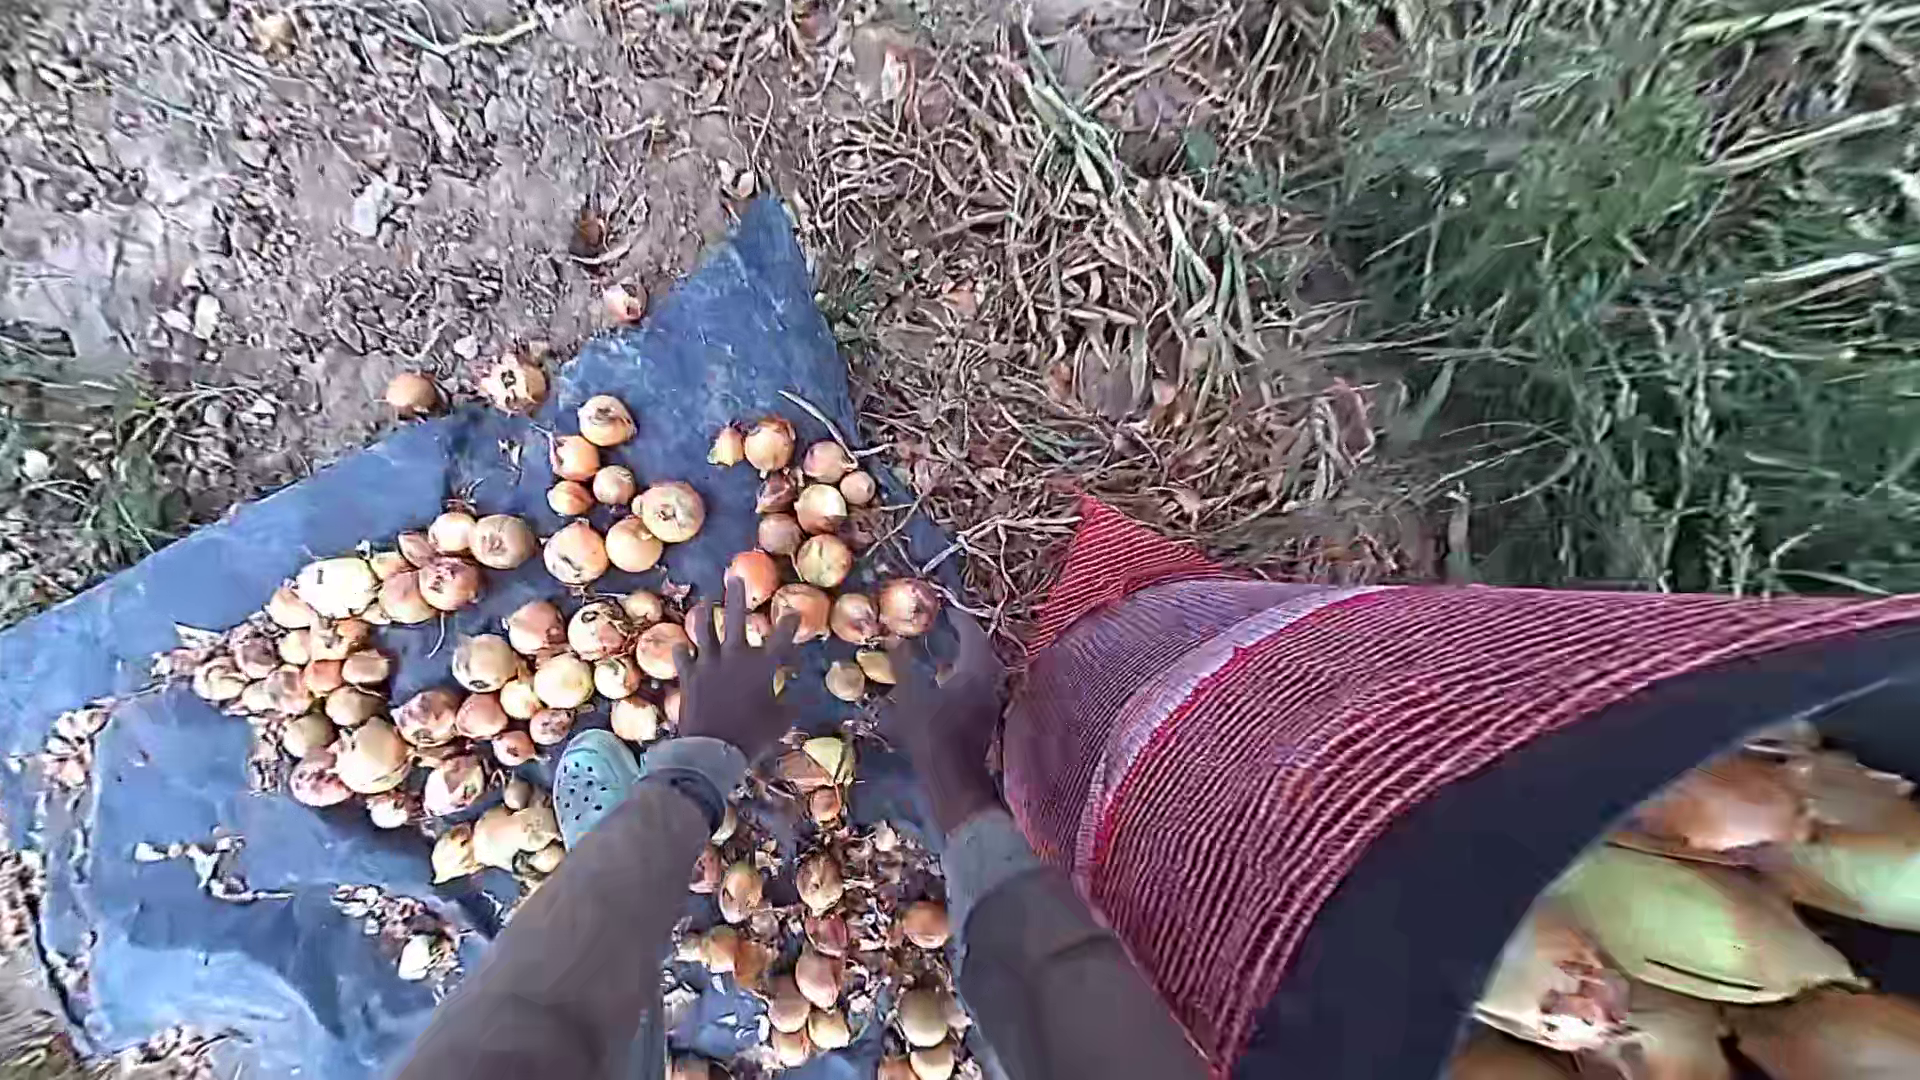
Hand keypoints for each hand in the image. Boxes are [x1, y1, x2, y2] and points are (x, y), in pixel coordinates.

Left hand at [673, 574, 799, 759]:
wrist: (711, 749)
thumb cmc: (751, 735)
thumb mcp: (780, 720)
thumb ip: (788, 704)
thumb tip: (795, 697)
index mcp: (762, 665)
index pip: (781, 637)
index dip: (789, 622)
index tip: (793, 612)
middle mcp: (735, 656)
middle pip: (735, 618)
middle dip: (736, 597)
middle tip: (735, 577)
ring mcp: (708, 663)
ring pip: (704, 630)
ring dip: (704, 614)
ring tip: (704, 601)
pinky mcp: (688, 676)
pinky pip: (683, 657)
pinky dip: (683, 651)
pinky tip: (681, 646)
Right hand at [884, 609, 1006, 833]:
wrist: (953, 781)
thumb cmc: (932, 736)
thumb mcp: (911, 697)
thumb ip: (903, 666)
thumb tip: (895, 640)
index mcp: (976, 671)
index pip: (973, 634)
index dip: (959, 620)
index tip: (946, 611)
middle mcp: (990, 681)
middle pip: (981, 649)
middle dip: (964, 636)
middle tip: (947, 627)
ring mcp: (991, 700)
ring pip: (981, 667)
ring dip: (965, 656)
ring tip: (943, 650)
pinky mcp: (986, 715)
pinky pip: (979, 683)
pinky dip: (964, 674)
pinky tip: (945, 680)